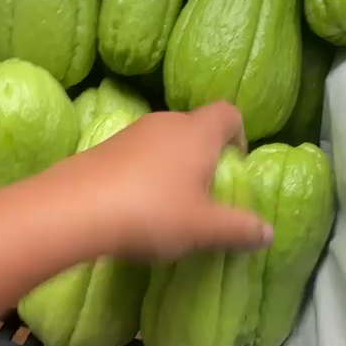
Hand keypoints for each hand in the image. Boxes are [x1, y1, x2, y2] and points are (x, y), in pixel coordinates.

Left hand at [42, 102, 273, 259]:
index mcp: (198, 133)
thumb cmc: (152, 212)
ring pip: (165, 143)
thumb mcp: (203, 228)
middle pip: (196, 128)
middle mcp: (166, 122)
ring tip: (173, 206)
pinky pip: (138, 156)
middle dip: (206, 156)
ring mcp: (132, 133)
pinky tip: (139, 208)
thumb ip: (239, 229)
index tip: (237, 164)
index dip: (239, 135)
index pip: (229, 113)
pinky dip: (146, 175)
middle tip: (207, 194)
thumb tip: (269, 232)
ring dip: (174, 167)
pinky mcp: (105, 149)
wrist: (76, 210)